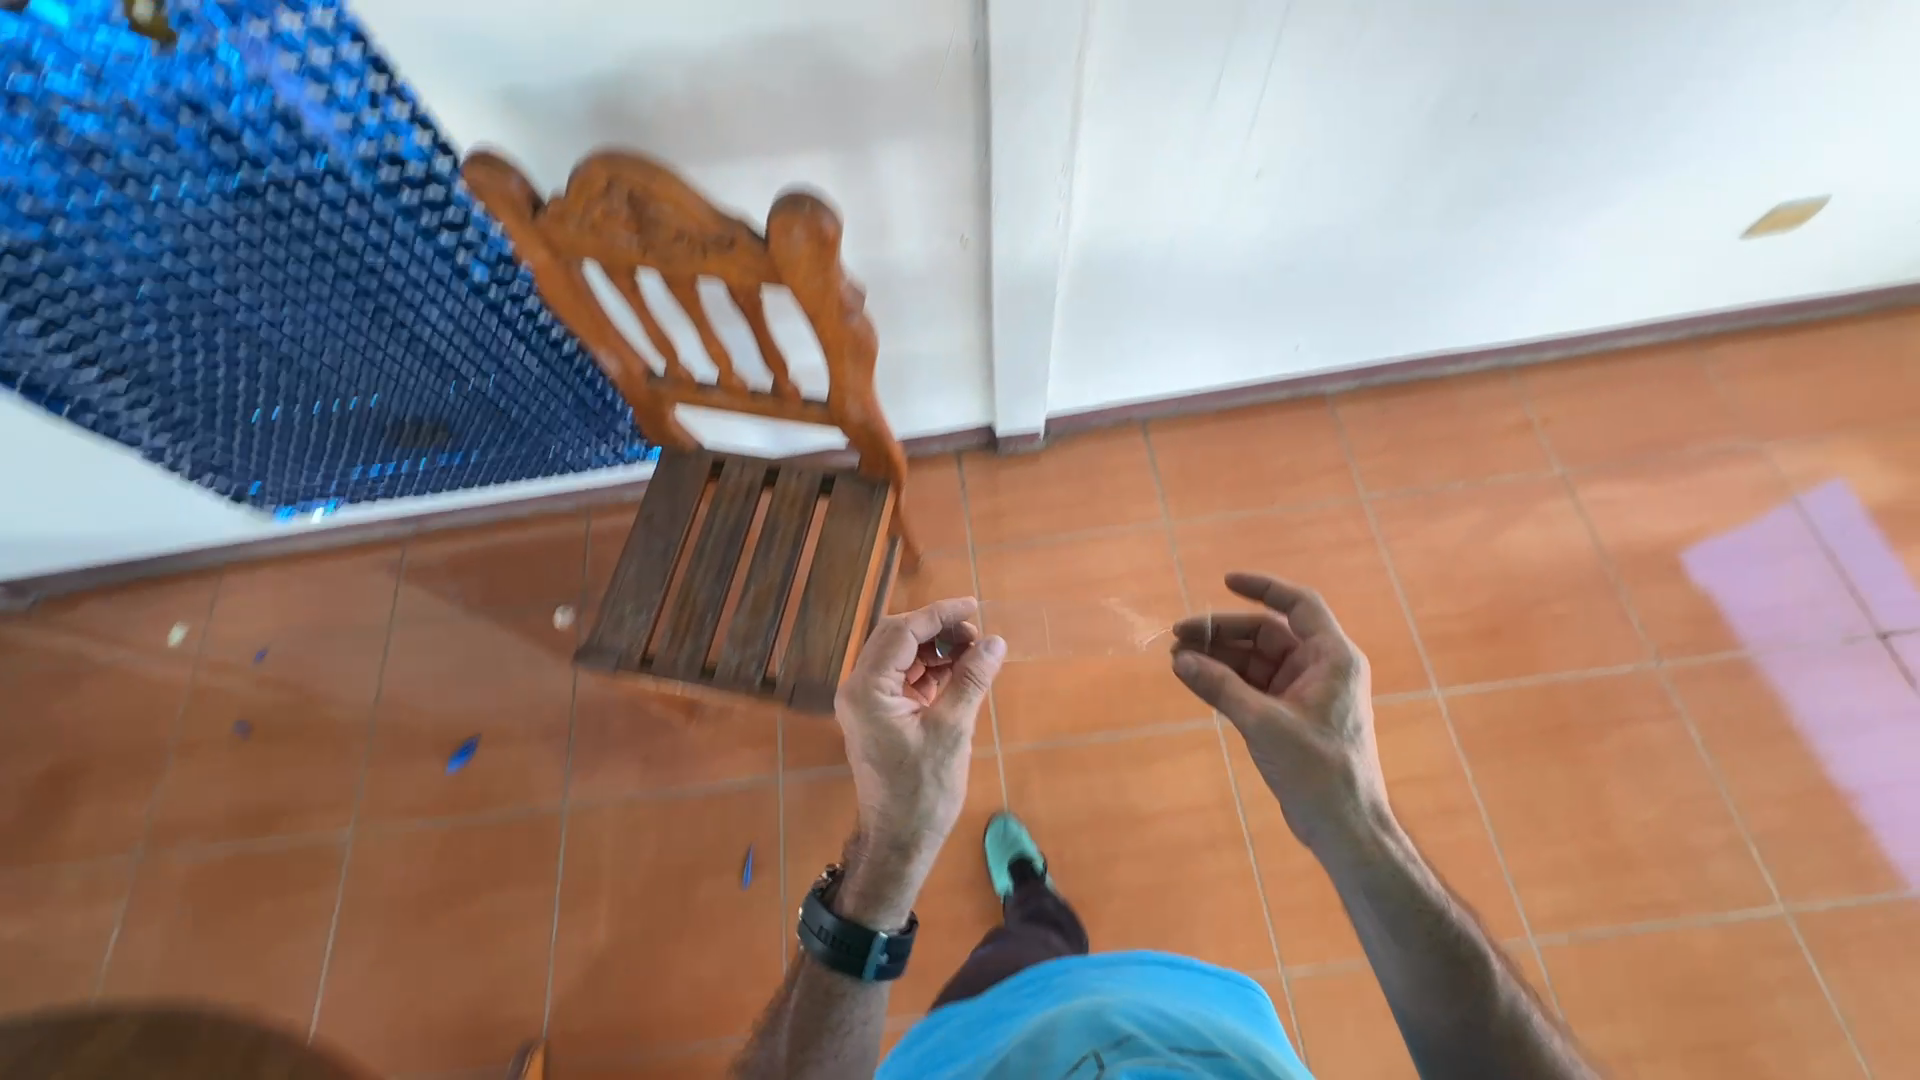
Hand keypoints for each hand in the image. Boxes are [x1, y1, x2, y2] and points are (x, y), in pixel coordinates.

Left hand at [835, 598, 1006, 856]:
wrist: (900, 840)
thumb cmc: (923, 790)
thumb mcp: (952, 731)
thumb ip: (970, 680)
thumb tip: (995, 642)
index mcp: (866, 689)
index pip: (901, 632)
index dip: (939, 614)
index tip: (973, 607)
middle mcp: (859, 688)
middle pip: (897, 637)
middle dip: (937, 629)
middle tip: (976, 635)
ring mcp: (867, 701)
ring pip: (901, 654)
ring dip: (936, 648)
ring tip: (973, 654)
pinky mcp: (880, 713)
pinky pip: (905, 677)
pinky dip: (932, 669)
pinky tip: (960, 672)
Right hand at [1170, 573, 1390, 853]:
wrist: (1342, 825)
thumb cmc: (1317, 769)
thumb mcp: (1263, 723)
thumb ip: (1219, 687)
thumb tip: (1178, 659)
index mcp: (1331, 658)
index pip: (1298, 605)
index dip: (1263, 587)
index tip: (1224, 580)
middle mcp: (1318, 667)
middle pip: (1266, 633)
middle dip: (1222, 632)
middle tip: (1179, 636)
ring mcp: (1301, 691)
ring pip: (1253, 659)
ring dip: (1217, 656)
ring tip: (1177, 658)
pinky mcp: (1286, 714)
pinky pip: (1249, 684)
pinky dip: (1223, 679)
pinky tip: (1192, 676)